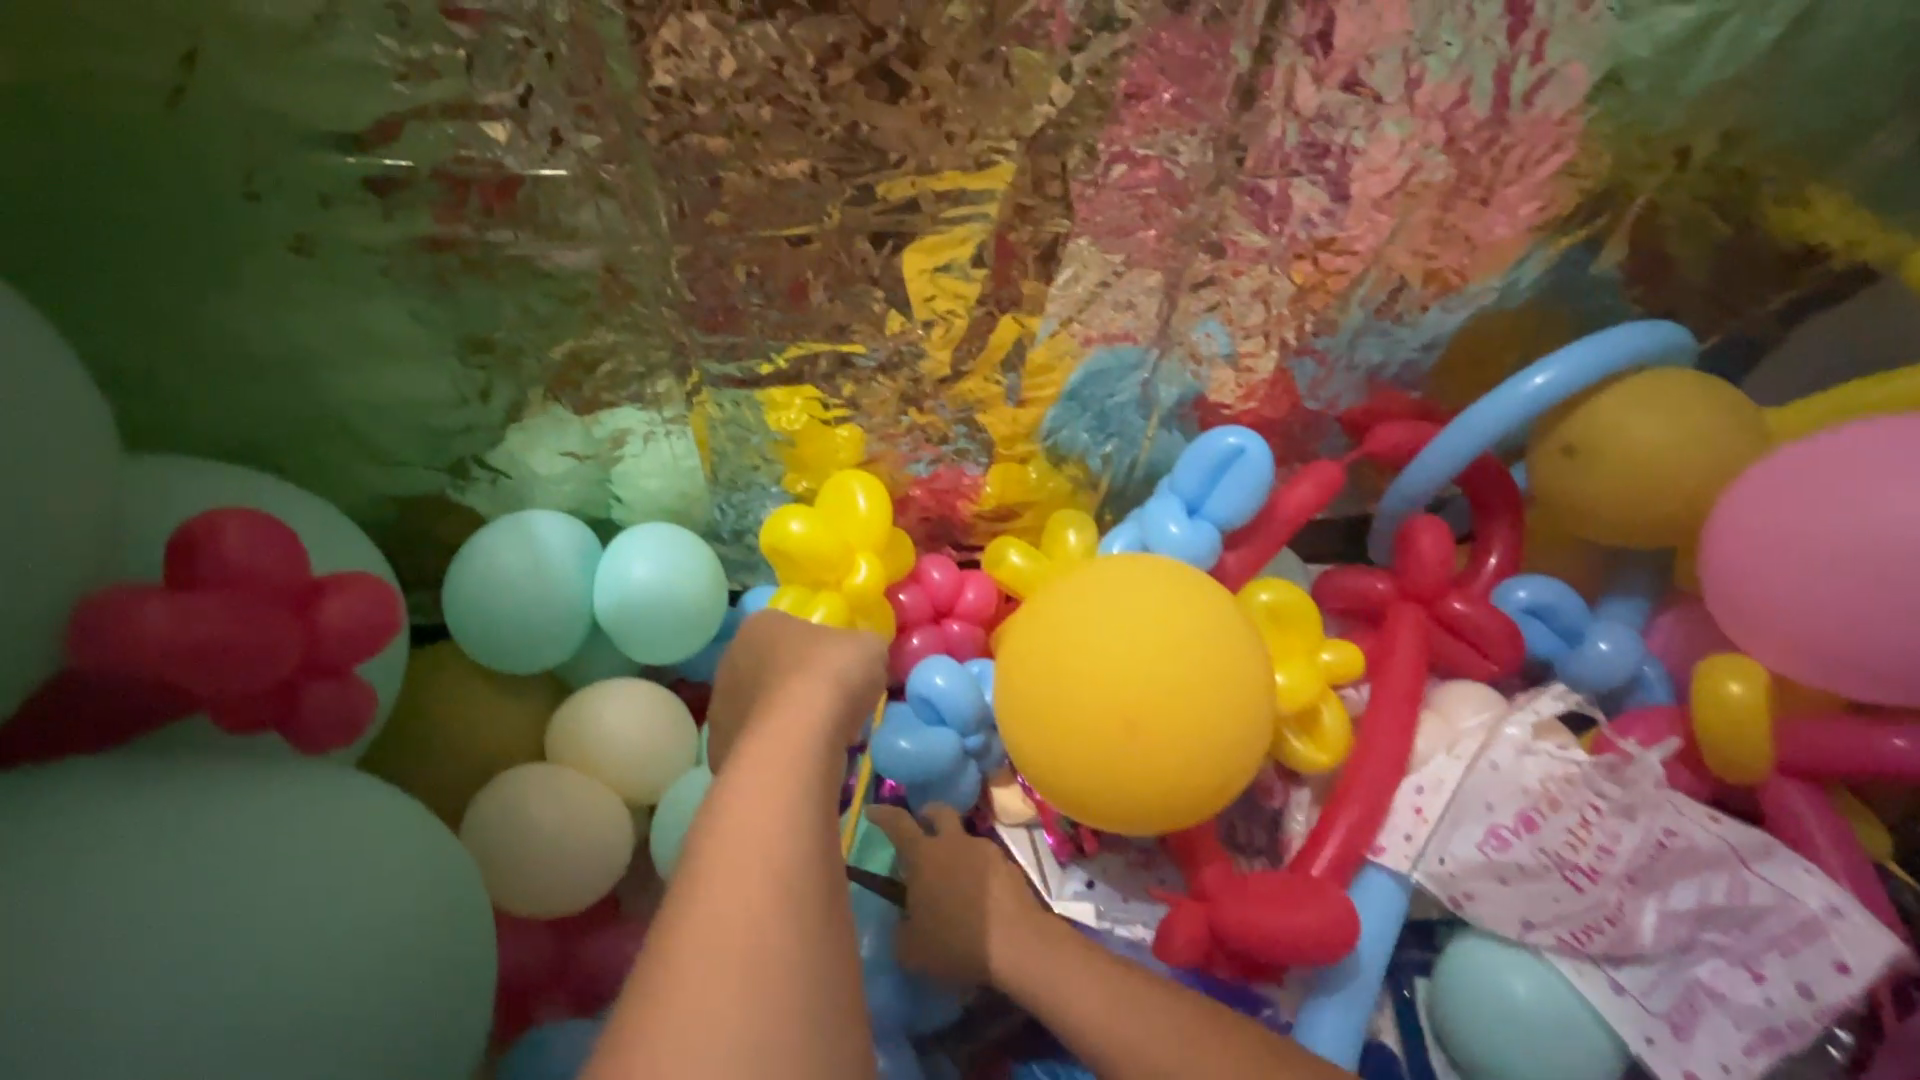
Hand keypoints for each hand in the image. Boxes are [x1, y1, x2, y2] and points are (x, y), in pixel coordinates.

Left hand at [706, 611, 886, 770]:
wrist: (797, 742)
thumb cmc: (831, 677)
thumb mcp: (869, 646)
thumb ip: (863, 645)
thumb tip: (863, 654)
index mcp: (761, 624)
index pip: (790, 628)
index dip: (820, 648)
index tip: (843, 669)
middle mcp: (730, 659)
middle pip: (773, 669)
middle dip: (801, 685)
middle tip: (836, 704)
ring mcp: (720, 706)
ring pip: (764, 710)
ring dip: (789, 720)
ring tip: (826, 738)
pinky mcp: (721, 747)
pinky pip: (760, 745)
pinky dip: (780, 751)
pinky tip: (806, 759)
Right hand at [867, 804, 1047, 985]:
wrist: (1018, 945)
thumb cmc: (956, 943)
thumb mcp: (911, 950)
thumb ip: (901, 929)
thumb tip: (905, 921)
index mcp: (924, 856)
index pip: (897, 823)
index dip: (883, 815)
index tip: (872, 811)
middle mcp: (955, 843)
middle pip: (940, 811)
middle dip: (927, 815)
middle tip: (921, 828)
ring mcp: (986, 851)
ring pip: (966, 839)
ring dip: (956, 850)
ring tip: (954, 880)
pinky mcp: (1010, 866)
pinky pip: (988, 861)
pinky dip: (979, 872)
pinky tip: (980, 898)